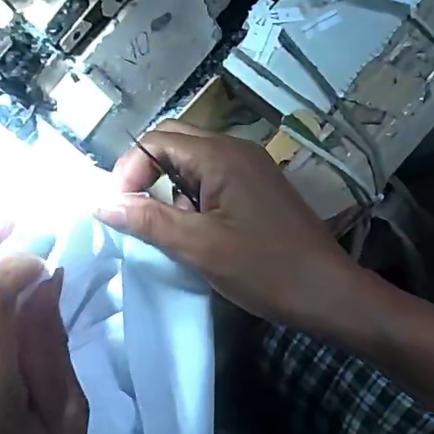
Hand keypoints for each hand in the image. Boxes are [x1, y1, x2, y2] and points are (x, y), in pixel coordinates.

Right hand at [96, 120, 380, 340]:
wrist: (329, 292)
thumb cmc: (264, 268)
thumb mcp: (198, 246)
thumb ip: (148, 220)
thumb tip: (104, 204)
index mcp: (220, 155)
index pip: (155, 141)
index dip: (129, 172)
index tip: (121, 211)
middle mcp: (235, 149)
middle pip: (173, 142)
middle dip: (146, 174)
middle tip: (136, 214)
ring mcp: (250, 166)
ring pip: (191, 160)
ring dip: (170, 187)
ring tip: (171, 228)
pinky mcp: (258, 185)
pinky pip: (212, 176)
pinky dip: (193, 196)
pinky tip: (198, 230)